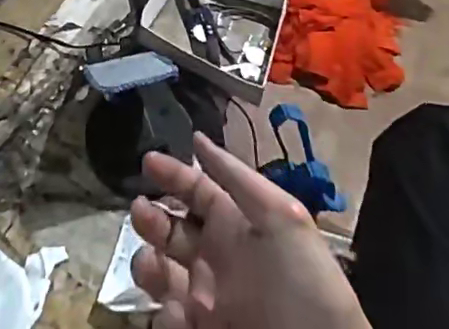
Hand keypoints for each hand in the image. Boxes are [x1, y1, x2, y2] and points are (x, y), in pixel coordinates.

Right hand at [129, 133, 368, 328]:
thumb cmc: (307, 283)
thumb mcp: (283, 219)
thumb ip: (236, 177)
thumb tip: (196, 138)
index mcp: (235, 225)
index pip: (194, 190)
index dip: (171, 173)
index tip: (147, 160)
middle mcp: (215, 258)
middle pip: (169, 229)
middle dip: (150, 217)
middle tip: (142, 211)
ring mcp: (206, 299)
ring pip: (159, 273)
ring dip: (147, 263)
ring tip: (152, 263)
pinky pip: (167, 319)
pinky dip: (164, 314)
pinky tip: (177, 312)